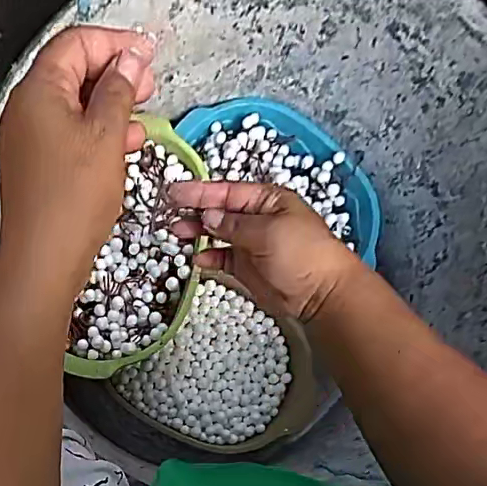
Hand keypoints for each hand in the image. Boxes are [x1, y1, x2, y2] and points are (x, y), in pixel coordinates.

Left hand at [0, 27, 155, 292]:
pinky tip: (121, 149)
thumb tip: (129, 62)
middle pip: (71, 74)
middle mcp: (25, 112)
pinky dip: (93, 137)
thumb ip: (119, 92)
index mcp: (37, 92)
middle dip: (113, 77)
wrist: (43, 262)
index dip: (114, 45)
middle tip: (148, 87)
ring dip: (107, 110)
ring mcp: (27, 143)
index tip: (147, 56)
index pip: (75, 45)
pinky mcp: (34, 170)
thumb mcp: (106, 137)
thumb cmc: (72, 201)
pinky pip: (65, 140)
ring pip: (71, 110)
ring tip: (140, 122)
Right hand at [168, 180, 366, 322]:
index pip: (227, 192)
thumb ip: (234, 224)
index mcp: (266, 201)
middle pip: (219, 211)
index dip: (199, 192)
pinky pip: (221, 258)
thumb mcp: (268, 232)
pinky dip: (208, 257)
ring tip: (175, 234)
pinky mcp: (245, 267)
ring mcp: (250, 243)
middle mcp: (256, 219)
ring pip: (216, 234)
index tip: (174, 193)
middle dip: (193, 212)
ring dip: (196, 233)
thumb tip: (208, 216)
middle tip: (168, 214)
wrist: (319, 293)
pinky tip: (196, 258)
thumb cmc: (302, 254)